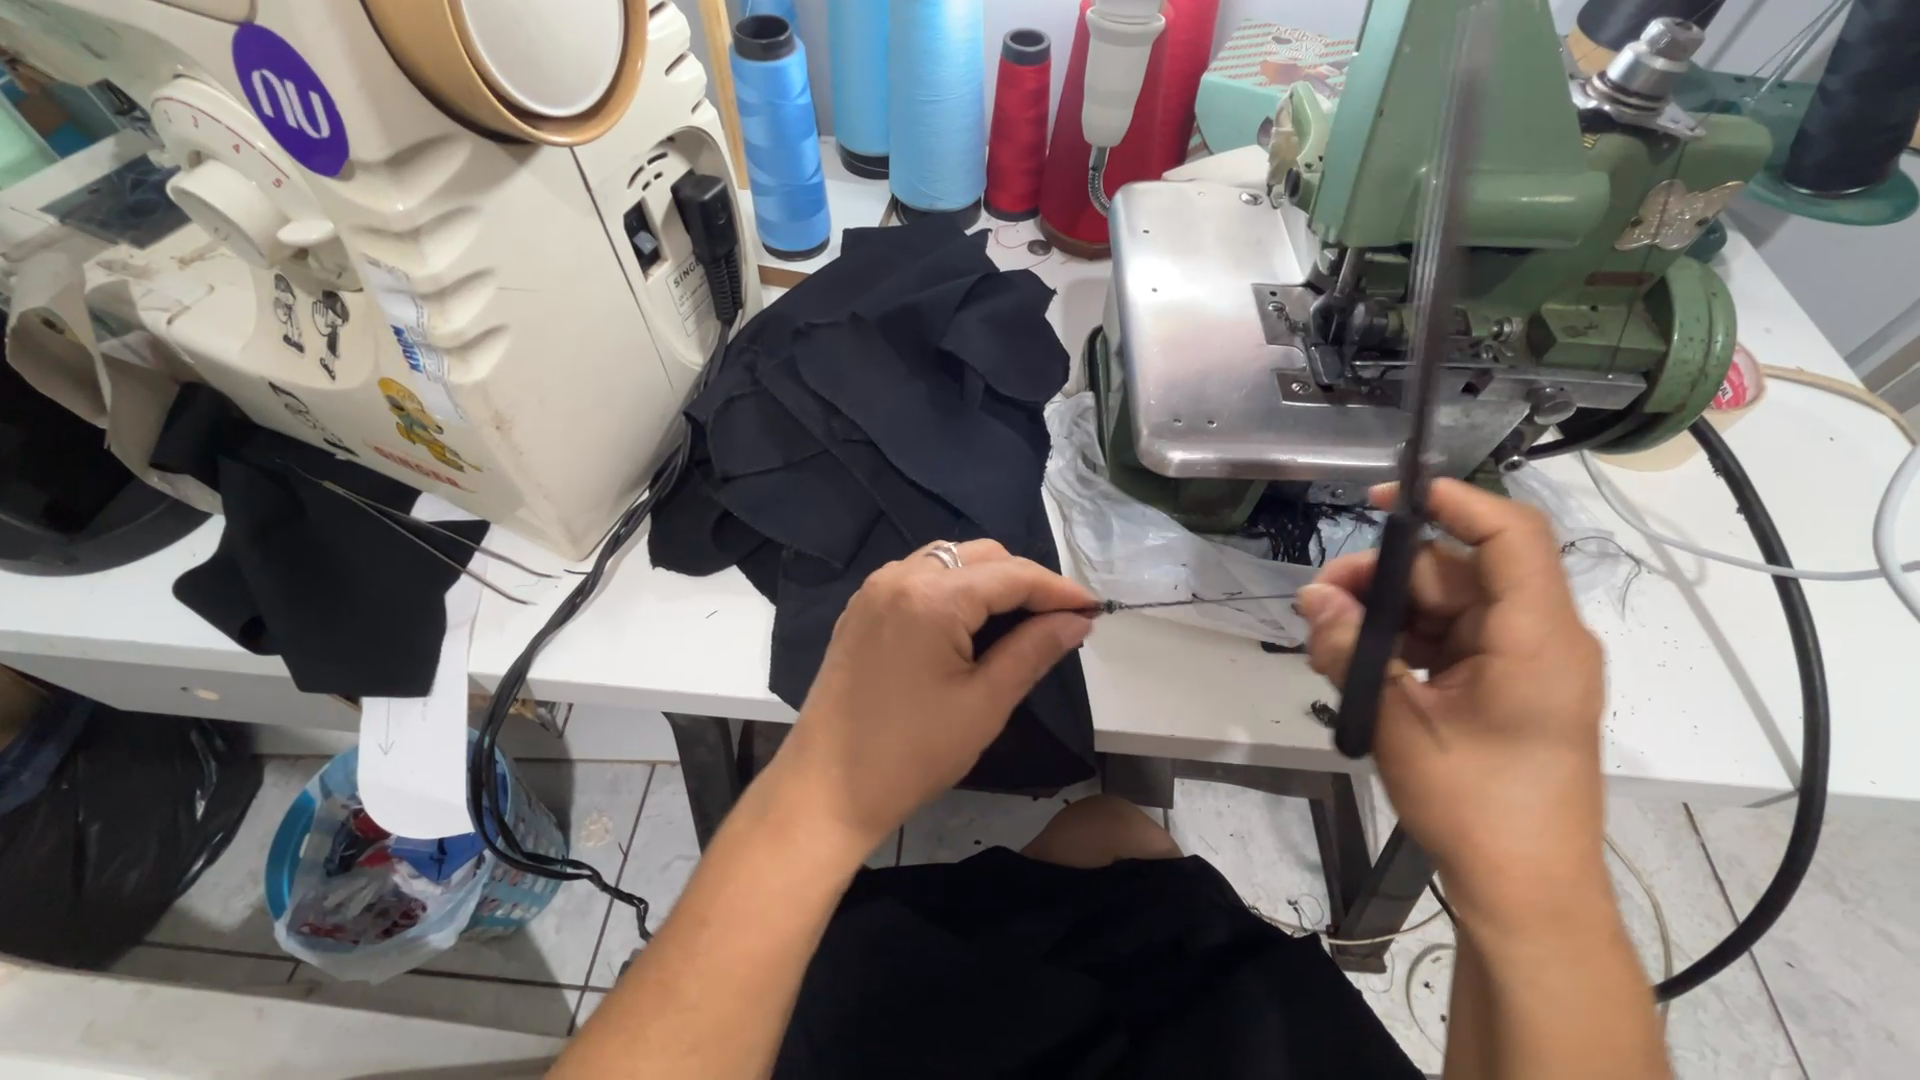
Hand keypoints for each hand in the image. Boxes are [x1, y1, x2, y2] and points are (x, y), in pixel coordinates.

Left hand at [770, 540, 1097, 851]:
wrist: (826, 789)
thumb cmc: (911, 753)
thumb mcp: (984, 704)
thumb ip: (1033, 651)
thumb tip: (1076, 621)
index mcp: (931, 597)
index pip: (1012, 575)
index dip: (1058, 589)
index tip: (1094, 608)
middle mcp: (899, 577)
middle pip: (980, 556)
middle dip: (1025, 580)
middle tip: (1060, 618)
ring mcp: (874, 591)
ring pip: (948, 560)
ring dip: (989, 580)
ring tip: (1022, 618)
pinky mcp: (861, 611)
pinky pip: (918, 578)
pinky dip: (953, 588)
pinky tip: (971, 622)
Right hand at [1297, 480, 1607, 907]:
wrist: (1524, 887)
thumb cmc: (1475, 805)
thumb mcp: (1399, 723)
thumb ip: (1353, 652)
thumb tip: (1312, 597)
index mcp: (1536, 638)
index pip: (1510, 535)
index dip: (1453, 502)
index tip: (1382, 499)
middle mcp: (1538, 637)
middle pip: (1456, 571)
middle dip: (1382, 577)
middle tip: (1318, 604)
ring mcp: (1521, 662)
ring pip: (1443, 604)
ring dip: (1383, 613)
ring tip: (1326, 642)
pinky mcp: (1502, 685)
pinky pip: (1447, 638)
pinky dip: (1400, 642)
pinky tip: (1354, 663)